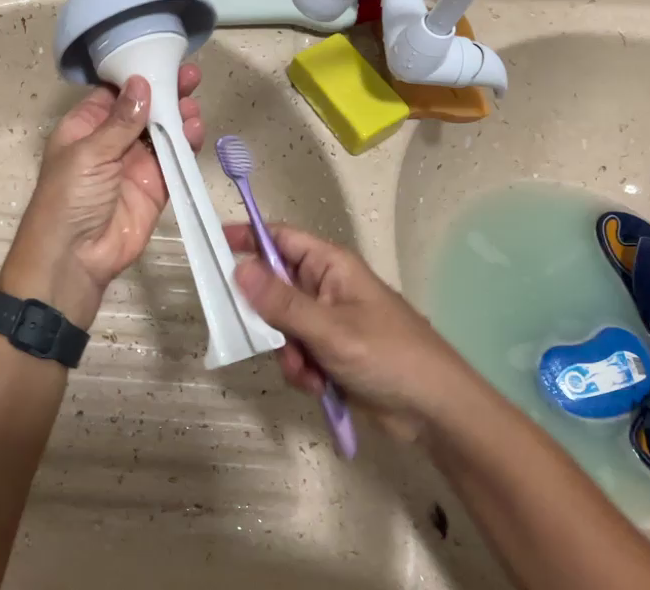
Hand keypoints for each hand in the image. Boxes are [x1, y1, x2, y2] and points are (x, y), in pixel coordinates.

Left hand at [0, 65, 203, 327]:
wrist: (74, 258)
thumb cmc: (68, 198)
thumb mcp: (88, 153)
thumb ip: (120, 121)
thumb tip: (141, 83)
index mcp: (84, 128)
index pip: (113, 93)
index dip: (137, 76)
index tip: (161, 58)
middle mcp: (110, 143)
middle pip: (142, 110)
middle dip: (165, 93)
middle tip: (190, 76)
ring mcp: (134, 165)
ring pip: (161, 133)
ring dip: (178, 117)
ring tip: (193, 105)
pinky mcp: (154, 187)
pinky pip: (173, 160)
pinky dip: (185, 145)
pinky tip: (195, 130)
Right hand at [226, 222, 464, 439]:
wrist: (435, 411)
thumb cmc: (389, 355)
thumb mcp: (331, 329)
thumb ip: (282, 303)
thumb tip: (239, 269)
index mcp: (330, 266)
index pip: (280, 239)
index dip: (247, 238)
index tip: (214, 247)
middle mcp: (325, 288)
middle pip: (273, 286)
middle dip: (267, 317)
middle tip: (265, 336)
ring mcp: (327, 322)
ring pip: (280, 325)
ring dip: (286, 351)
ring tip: (307, 371)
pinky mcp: (329, 353)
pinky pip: (295, 352)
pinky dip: (301, 369)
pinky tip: (319, 386)